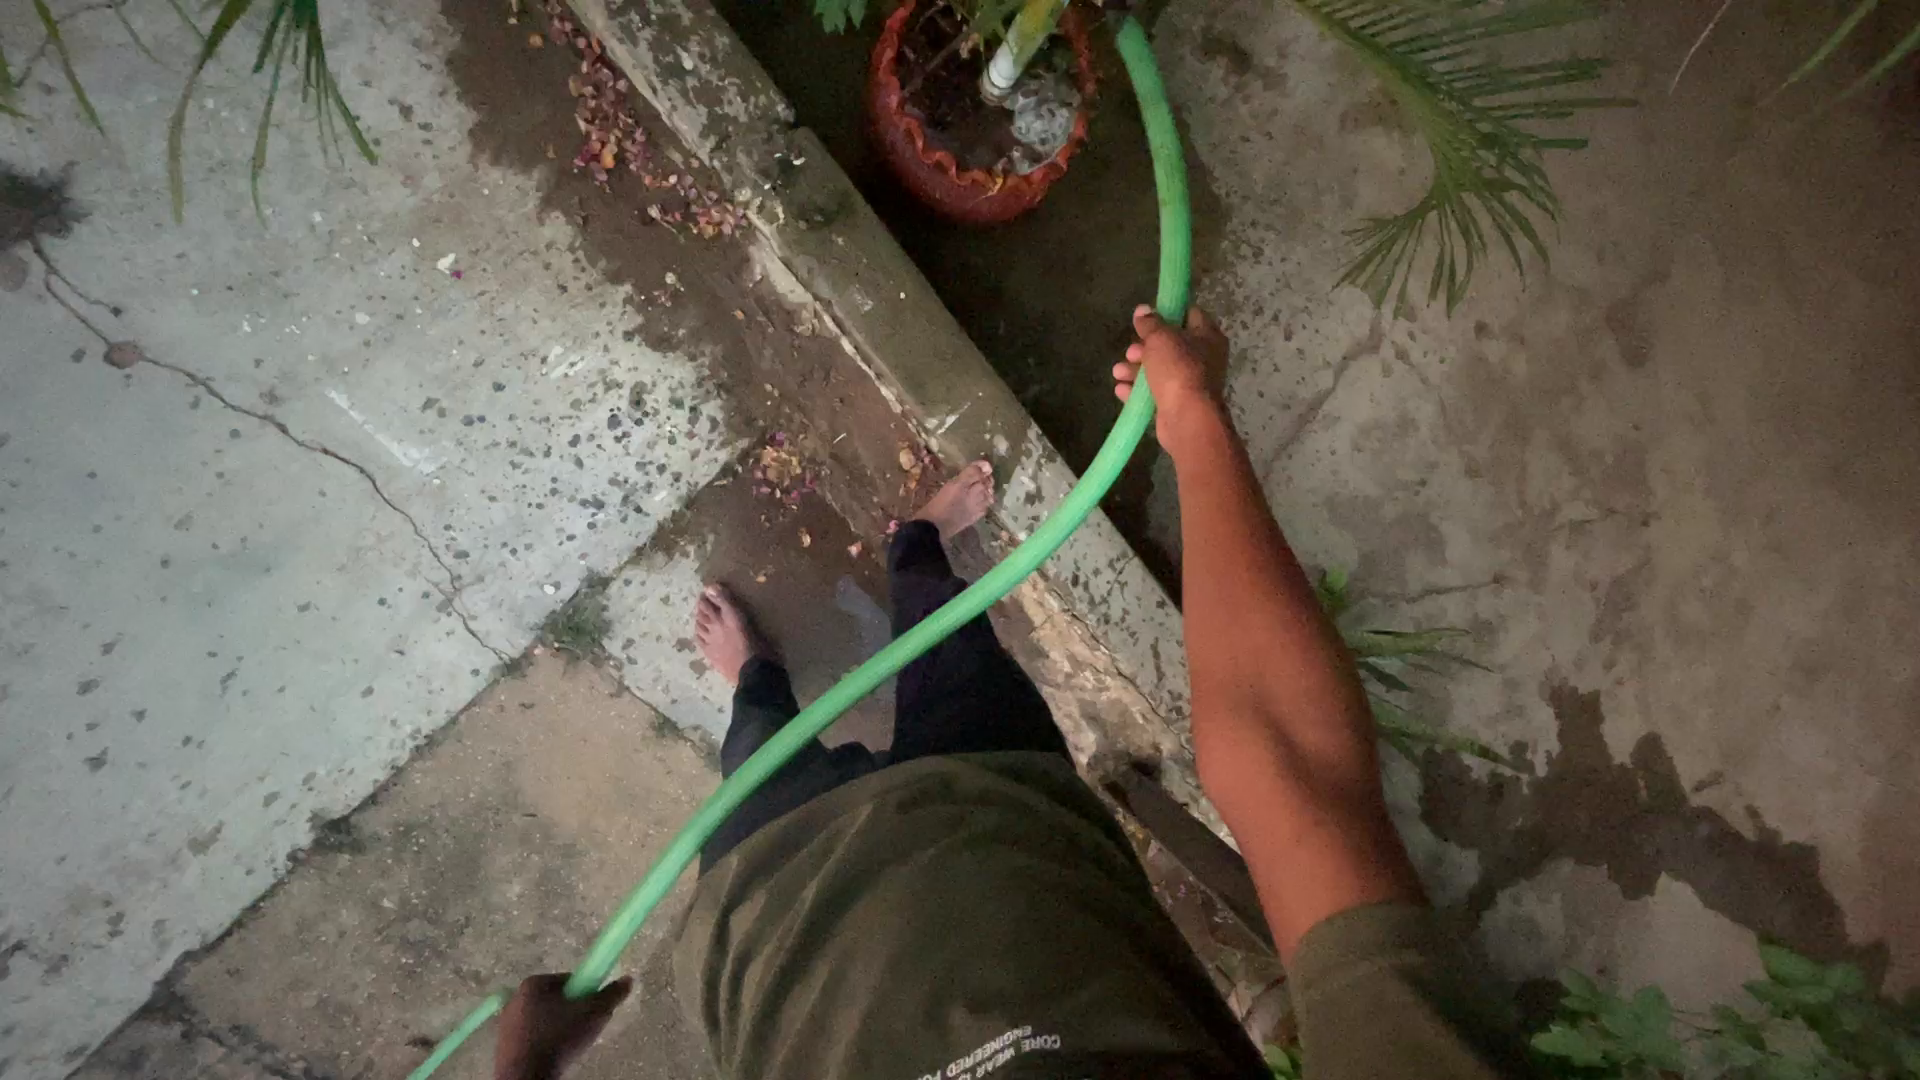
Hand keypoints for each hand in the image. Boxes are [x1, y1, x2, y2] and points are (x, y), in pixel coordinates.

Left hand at [493, 973, 631, 1079]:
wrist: (526, 1079)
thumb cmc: (559, 1038)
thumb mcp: (595, 1012)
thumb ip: (612, 994)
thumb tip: (627, 980)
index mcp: (533, 984)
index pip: (568, 980)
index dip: (584, 993)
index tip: (591, 1008)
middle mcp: (515, 1000)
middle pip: (555, 999)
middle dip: (570, 1010)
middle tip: (583, 1026)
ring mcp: (505, 1025)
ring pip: (543, 1019)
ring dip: (558, 1027)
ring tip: (569, 1043)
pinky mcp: (502, 1048)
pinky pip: (532, 1038)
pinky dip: (544, 1043)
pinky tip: (554, 1054)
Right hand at [1113, 304, 1229, 455]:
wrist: (1187, 418)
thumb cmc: (1179, 369)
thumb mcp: (1161, 338)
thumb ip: (1150, 323)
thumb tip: (1142, 310)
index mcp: (1207, 336)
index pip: (1189, 314)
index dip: (1167, 312)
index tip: (1146, 317)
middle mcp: (1202, 358)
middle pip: (1169, 345)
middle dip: (1144, 347)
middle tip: (1130, 352)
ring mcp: (1189, 383)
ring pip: (1159, 370)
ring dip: (1135, 369)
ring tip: (1118, 372)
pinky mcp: (1176, 404)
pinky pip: (1153, 393)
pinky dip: (1136, 391)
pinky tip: (1121, 389)